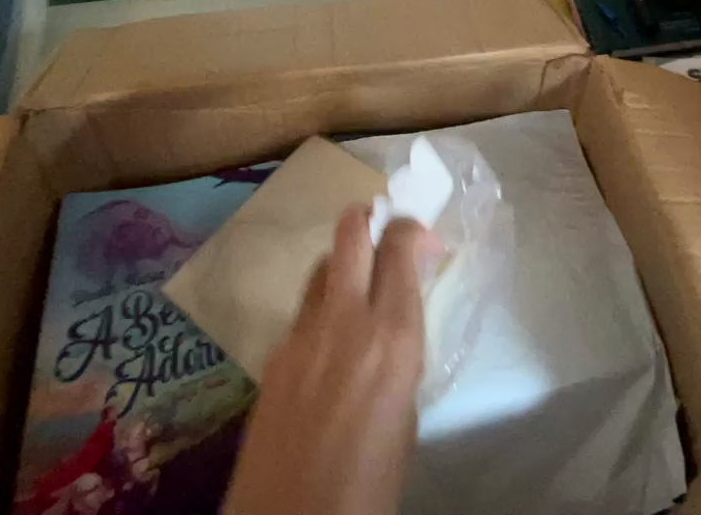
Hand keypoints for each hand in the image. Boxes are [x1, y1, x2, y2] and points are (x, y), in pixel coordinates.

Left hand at [221, 206, 430, 514]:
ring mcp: (301, 334)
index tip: (428, 240)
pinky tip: (331, 337)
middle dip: (369, 217)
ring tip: (360, 278)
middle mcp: (345, 319)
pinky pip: (303, 310)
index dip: (414, 230)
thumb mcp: (407, 419)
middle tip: (386, 226)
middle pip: (351, 234)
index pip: (401, 248)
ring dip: (343, 258)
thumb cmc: (371, 484)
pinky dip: (322, 305)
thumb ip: (400, 362)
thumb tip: (392, 335)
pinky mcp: (272, 356)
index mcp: (392, 336)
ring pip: (322, 265)